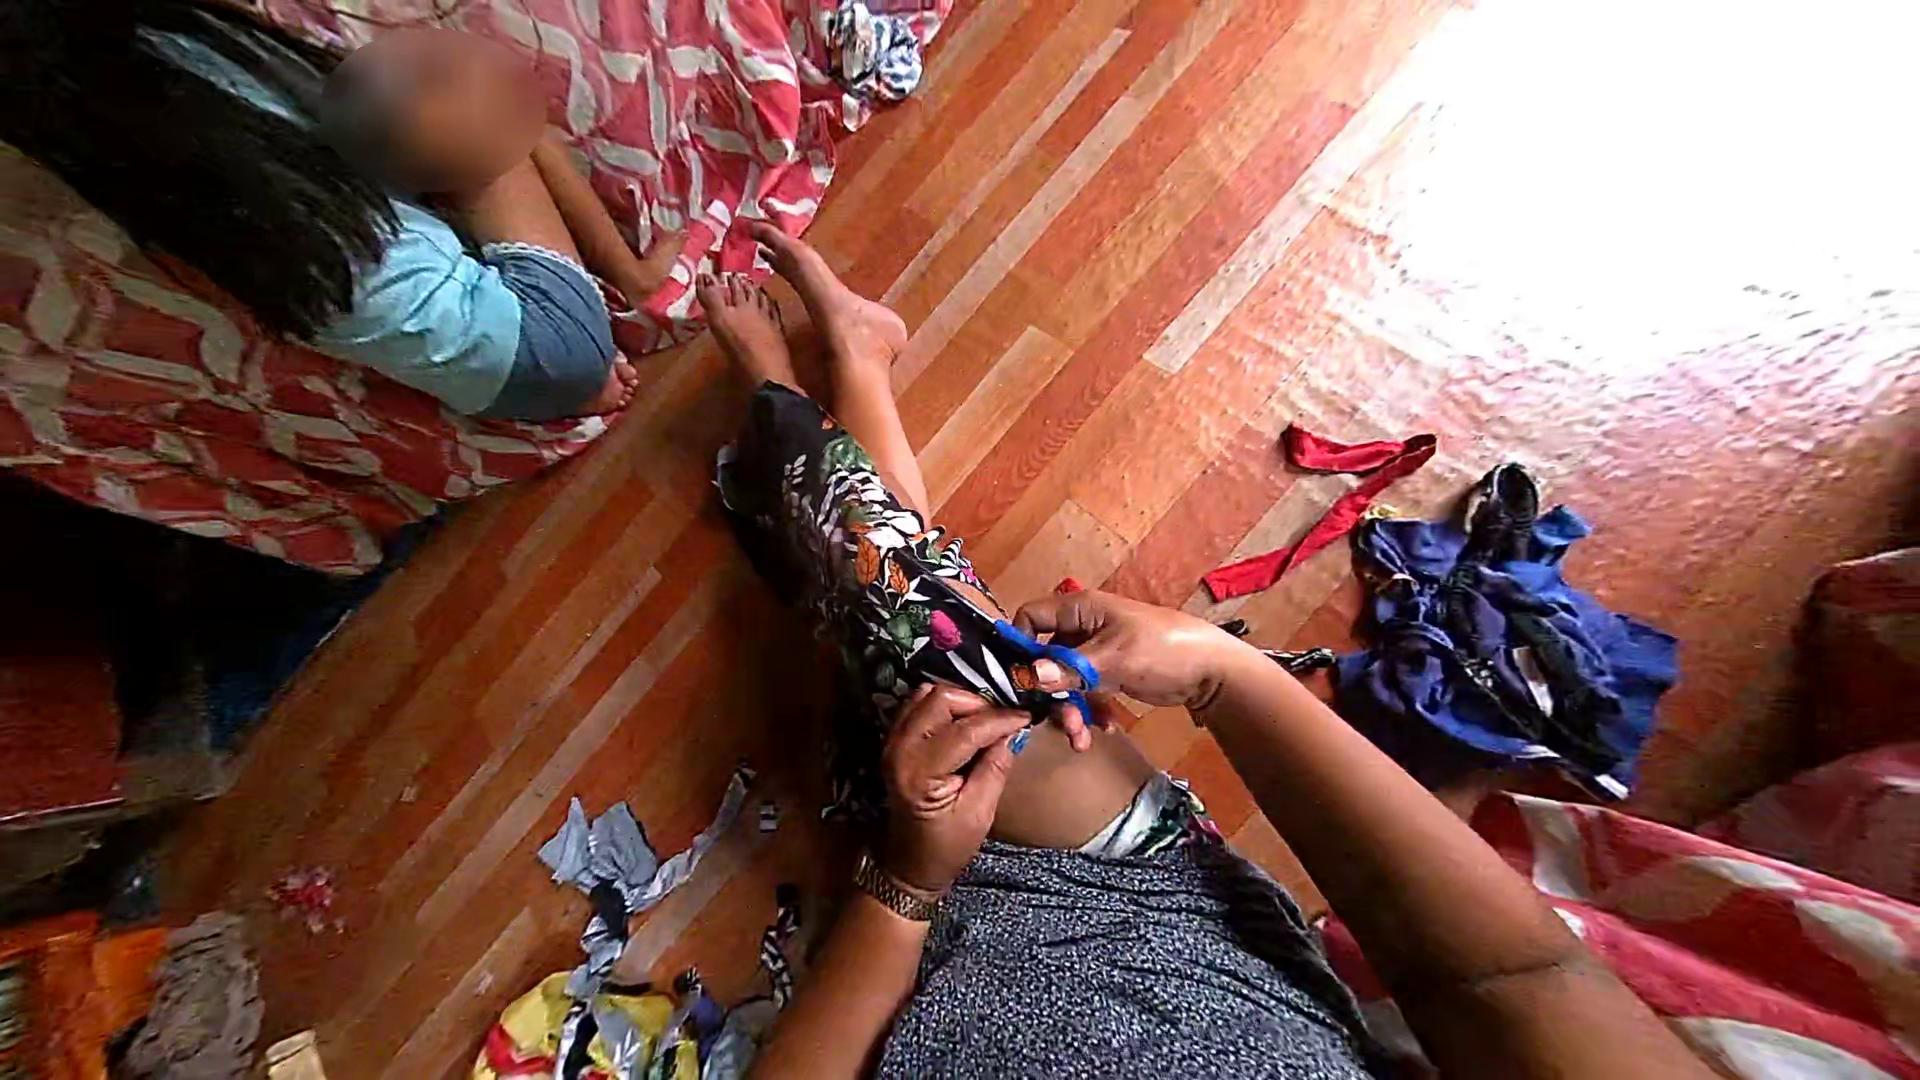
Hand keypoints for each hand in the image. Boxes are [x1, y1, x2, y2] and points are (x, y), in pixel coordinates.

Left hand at [881, 684, 1029, 895]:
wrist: (909, 860)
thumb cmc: (946, 845)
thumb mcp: (980, 813)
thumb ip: (995, 767)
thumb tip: (1013, 731)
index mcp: (921, 773)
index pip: (965, 730)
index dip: (999, 719)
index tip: (1025, 717)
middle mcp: (900, 748)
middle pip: (941, 698)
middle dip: (977, 703)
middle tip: (1001, 719)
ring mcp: (892, 740)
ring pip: (927, 693)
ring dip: (959, 700)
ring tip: (983, 718)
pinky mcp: (893, 737)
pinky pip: (917, 702)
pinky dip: (942, 703)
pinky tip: (962, 720)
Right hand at [1012, 589, 1250, 711]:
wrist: (1212, 671)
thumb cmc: (1161, 649)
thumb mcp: (1114, 659)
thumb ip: (1070, 668)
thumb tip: (1030, 676)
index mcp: (1079, 610)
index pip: (1032, 617)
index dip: (1020, 644)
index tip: (1020, 678)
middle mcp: (1081, 628)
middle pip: (1046, 658)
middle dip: (1051, 692)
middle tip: (1062, 722)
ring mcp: (1094, 653)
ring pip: (1064, 681)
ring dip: (1069, 709)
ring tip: (1081, 736)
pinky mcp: (1107, 674)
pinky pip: (1085, 692)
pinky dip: (1089, 711)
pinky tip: (1103, 729)